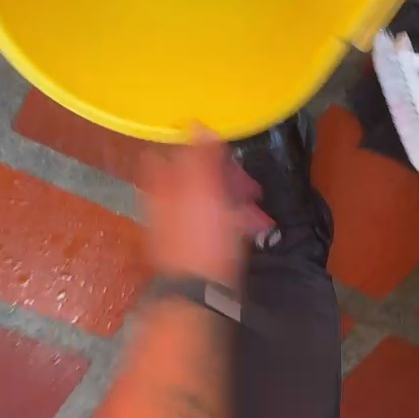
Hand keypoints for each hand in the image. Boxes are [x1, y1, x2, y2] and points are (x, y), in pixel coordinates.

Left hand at [139, 131, 272, 286]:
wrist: (197, 294)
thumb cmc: (202, 240)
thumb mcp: (205, 191)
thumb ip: (200, 156)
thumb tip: (196, 122)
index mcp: (162, 184)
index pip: (170, 151)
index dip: (195, 146)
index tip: (220, 148)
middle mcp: (163, 202)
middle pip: (192, 176)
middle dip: (224, 175)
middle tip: (247, 182)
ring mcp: (176, 225)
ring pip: (205, 199)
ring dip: (233, 198)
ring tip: (256, 207)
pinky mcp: (191, 245)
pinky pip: (212, 222)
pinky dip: (231, 219)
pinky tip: (251, 227)